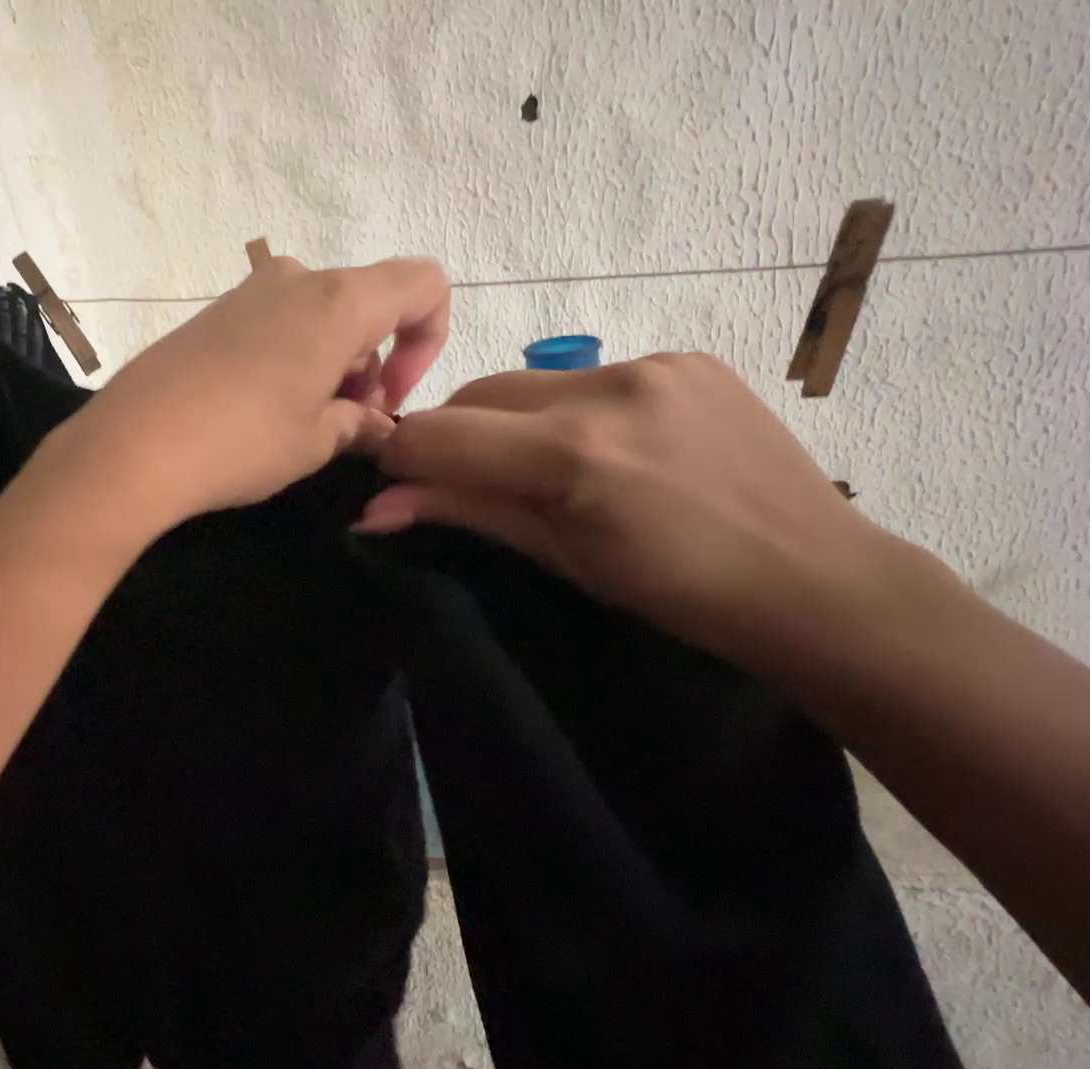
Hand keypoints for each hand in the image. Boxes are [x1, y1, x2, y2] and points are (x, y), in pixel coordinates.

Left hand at [43, 256, 450, 528]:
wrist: (132, 445)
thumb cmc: (241, 441)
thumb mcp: (315, 442)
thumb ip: (357, 423)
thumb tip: (370, 423)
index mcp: (337, 301)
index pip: (422, 284)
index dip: (429, 340)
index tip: (392, 397)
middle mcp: (294, 280)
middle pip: (364, 305)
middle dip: (371, 363)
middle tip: (346, 425)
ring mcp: (245, 294)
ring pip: (316, 317)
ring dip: (328, 364)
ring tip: (300, 425)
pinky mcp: (208, 317)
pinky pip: (272, 326)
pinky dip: (287, 359)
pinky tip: (258, 412)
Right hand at [359, 352, 903, 665]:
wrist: (816, 578)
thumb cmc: (674, 592)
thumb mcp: (557, 555)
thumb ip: (463, 512)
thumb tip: (373, 508)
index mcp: (572, 453)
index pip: (438, 433)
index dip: (399, 460)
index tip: (392, 486)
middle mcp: (608, 388)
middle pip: (477, 393)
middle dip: (453, 437)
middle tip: (466, 484)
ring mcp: (654, 363)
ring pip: (529, 382)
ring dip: (510, 421)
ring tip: (547, 470)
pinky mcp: (687, 355)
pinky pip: (588, 376)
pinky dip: (569, 409)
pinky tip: (606, 448)